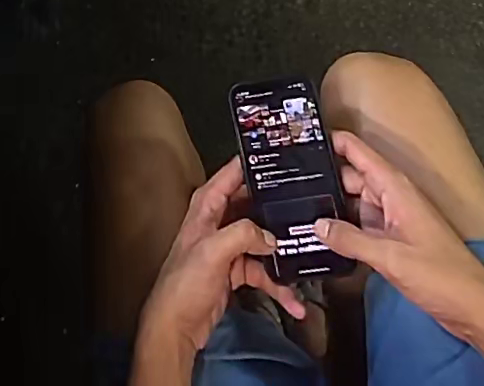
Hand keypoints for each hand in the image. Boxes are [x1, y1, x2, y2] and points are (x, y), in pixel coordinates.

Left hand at [135, 158, 306, 364]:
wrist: (177, 323)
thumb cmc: (185, 281)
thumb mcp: (212, 251)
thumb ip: (242, 235)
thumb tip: (271, 236)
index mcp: (207, 205)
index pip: (232, 174)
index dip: (253, 164)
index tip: (280, 160)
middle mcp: (218, 220)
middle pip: (253, 205)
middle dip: (277, 210)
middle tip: (305, 211)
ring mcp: (228, 244)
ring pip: (261, 240)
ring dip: (281, 255)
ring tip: (304, 263)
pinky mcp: (235, 269)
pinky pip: (262, 270)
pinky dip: (277, 284)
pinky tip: (293, 300)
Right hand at [314, 133, 483, 384]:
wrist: (481, 314)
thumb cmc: (443, 277)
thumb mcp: (392, 258)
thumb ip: (350, 239)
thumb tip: (315, 225)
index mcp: (394, 187)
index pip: (354, 149)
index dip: (328, 139)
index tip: (298, 137)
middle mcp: (391, 196)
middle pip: (348, 175)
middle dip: (322, 177)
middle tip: (286, 180)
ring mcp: (391, 217)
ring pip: (352, 201)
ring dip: (331, 205)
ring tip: (296, 205)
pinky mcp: (392, 239)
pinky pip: (360, 224)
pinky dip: (342, 226)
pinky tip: (321, 233)